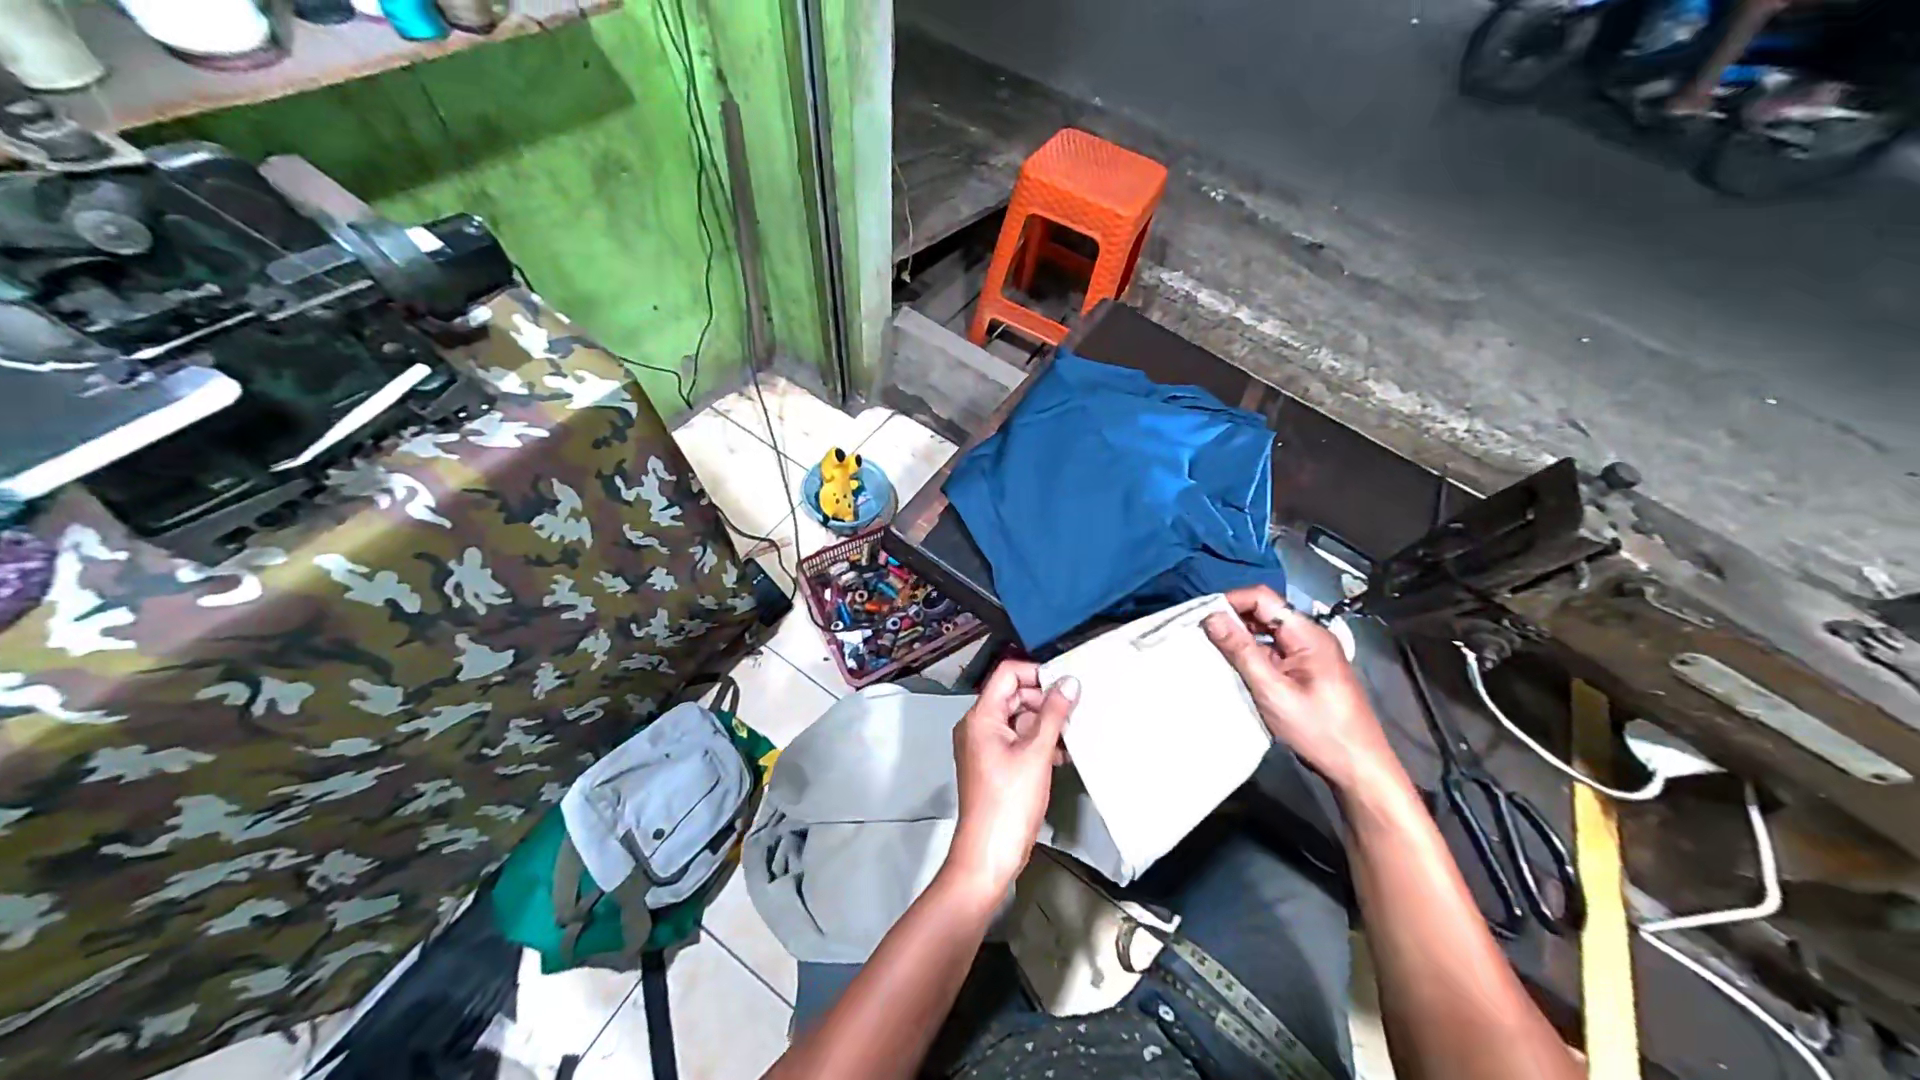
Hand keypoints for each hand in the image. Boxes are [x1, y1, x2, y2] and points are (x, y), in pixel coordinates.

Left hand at [944, 660, 1078, 897]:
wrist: (989, 853)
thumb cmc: (1008, 804)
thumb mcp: (1037, 753)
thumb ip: (1054, 714)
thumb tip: (1068, 683)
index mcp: (981, 717)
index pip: (1007, 674)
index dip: (1036, 674)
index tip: (1064, 685)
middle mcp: (977, 727)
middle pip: (1013, 695)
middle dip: (1044, 701)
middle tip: (1072, 712)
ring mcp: (983, 746)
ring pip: (1017, 719)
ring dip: (1044, 724)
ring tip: (1069, 737)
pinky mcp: (992, 764)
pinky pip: (1016, 740)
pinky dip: (1037, 742)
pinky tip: (1059, 755)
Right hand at [1203, 586, 1402, 793]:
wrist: (1358, 768)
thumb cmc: (1319, 730)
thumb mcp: (1273, 691)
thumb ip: (1241, 651)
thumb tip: (1211, 617)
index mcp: (1308, 634)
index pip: (1262, 598)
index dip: (1230, 602)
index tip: (1201, 619)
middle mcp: (1310, 636)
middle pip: (1264, 612)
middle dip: (1231, 619)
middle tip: (1200, 635)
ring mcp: (1308, 654)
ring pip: (1266, 632)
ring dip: (1239, 637)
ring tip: (1210, 650)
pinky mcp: (1305, 670)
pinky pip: (1272, 650)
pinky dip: (1250, 654)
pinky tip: (1232, 667)